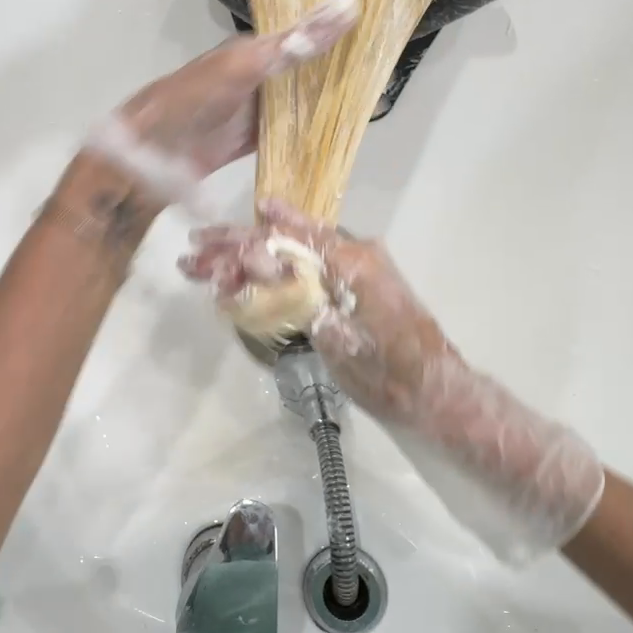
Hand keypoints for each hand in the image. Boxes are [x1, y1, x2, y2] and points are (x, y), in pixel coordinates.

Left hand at [87, 0, 358, 213]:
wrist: (151, 154)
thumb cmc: (194, 98)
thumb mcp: (248, 64)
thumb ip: (297, 42)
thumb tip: (350, 2)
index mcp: (254, 48)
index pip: (305, 33)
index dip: (338, 30)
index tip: (380, 26)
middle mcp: (259, 76)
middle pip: (307, 70)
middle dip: (340, 68)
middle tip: (385, 66)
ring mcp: (257, 110)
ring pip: (302, 102)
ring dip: (328, 101)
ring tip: (374, 97)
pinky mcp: (254, 140)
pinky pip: (290, 133)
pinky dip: (311, 131)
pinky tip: (340, 134)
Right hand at [181, 200, 604, 562]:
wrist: (437, 393)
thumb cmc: (392, 374)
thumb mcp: (339, 342)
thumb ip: (300, 302)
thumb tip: (257, 267)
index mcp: (351, 262)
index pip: (285, 238)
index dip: (240, 240)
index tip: (205, 242)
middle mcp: (354, 253)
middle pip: (284, 239)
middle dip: (236, 245)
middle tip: (195, 250)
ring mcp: (357, 266)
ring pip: (293, 249)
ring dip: (251, 255)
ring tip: (211, 262)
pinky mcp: (356, 284)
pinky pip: (309, 264)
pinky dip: (275, 267)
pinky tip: (249, 271)